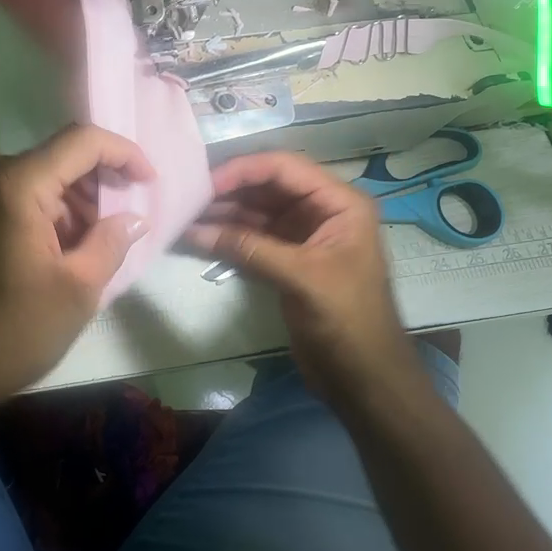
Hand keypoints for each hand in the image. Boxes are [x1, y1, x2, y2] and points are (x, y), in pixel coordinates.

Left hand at [0, 124, 153, 421]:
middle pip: (58, 158)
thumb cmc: (8, 334)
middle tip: (121, 229)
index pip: (81, 141)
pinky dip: (45, 214)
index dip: (123, 154)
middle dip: (97, 187)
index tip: (149, 184)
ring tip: (89, 252)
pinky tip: (56, 255)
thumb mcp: (76, 292)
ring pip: (39, 178)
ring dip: (72, 205)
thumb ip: (111, 242)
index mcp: (15, 184)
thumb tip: (133, 217)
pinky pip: (15, 196)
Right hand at [186, 152, 415, 409]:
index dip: (244, 170)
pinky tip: (198, 238)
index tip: (206, 183)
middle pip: (267, 185)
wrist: (367, 382)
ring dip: (223, 213)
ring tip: (185, 217)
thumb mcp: (302, 279)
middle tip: (187, 197)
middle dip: (228, 190)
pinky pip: (251, 237)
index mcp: (339, 203)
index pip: (285, 167)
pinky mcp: (286, 260)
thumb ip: (251, 248)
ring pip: (255, 210)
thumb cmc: (349, 322)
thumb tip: (194, 231)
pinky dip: (227, 236)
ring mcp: (302, 235)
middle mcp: (321, 211)